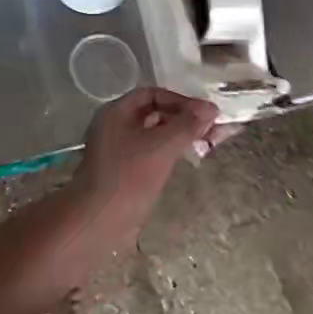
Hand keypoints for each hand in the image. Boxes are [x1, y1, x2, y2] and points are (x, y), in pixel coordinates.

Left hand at [73, 87, 219, 221]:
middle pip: (153, 113)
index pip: (152, 94)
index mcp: (116, 112)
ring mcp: (117, 148)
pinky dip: (169, 151)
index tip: (207, 112)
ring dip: (179, 135)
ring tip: (207, 143)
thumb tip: (210, 108)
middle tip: (213, 129)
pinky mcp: (123, 169)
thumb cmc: (128, 177)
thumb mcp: (162, 146)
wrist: (99, 218)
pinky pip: (150, 151)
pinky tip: (188, 157)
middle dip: (183, 118)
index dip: (180, 101)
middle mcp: (114, 126)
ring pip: (153, 134)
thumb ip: (187, 125)